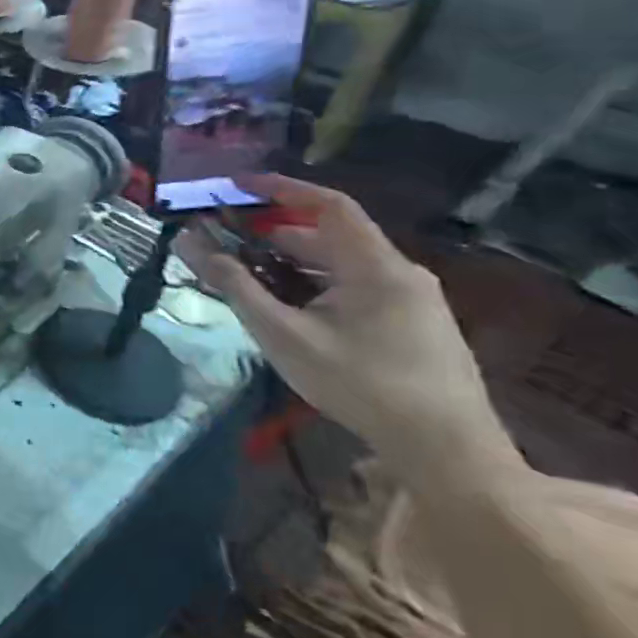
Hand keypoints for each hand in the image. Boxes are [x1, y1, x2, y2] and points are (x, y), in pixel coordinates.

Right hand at [179, 176, 517, 477]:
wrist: (448, 453)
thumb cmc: (361, 385)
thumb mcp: (283, 334)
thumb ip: (234, 285)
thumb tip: (188, 242)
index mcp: (376, 267)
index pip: (328, 205)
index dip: (282, 188)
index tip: (237, 185)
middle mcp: (400, 273)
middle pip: (329, 237)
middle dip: (272, 233)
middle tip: (225, 239)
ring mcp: (412, 301)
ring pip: (340, 265)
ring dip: (290, 263)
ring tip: (245, 276)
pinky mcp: (413, 325)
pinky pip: (354, 288)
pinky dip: (313, 285)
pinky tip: (287, 309)